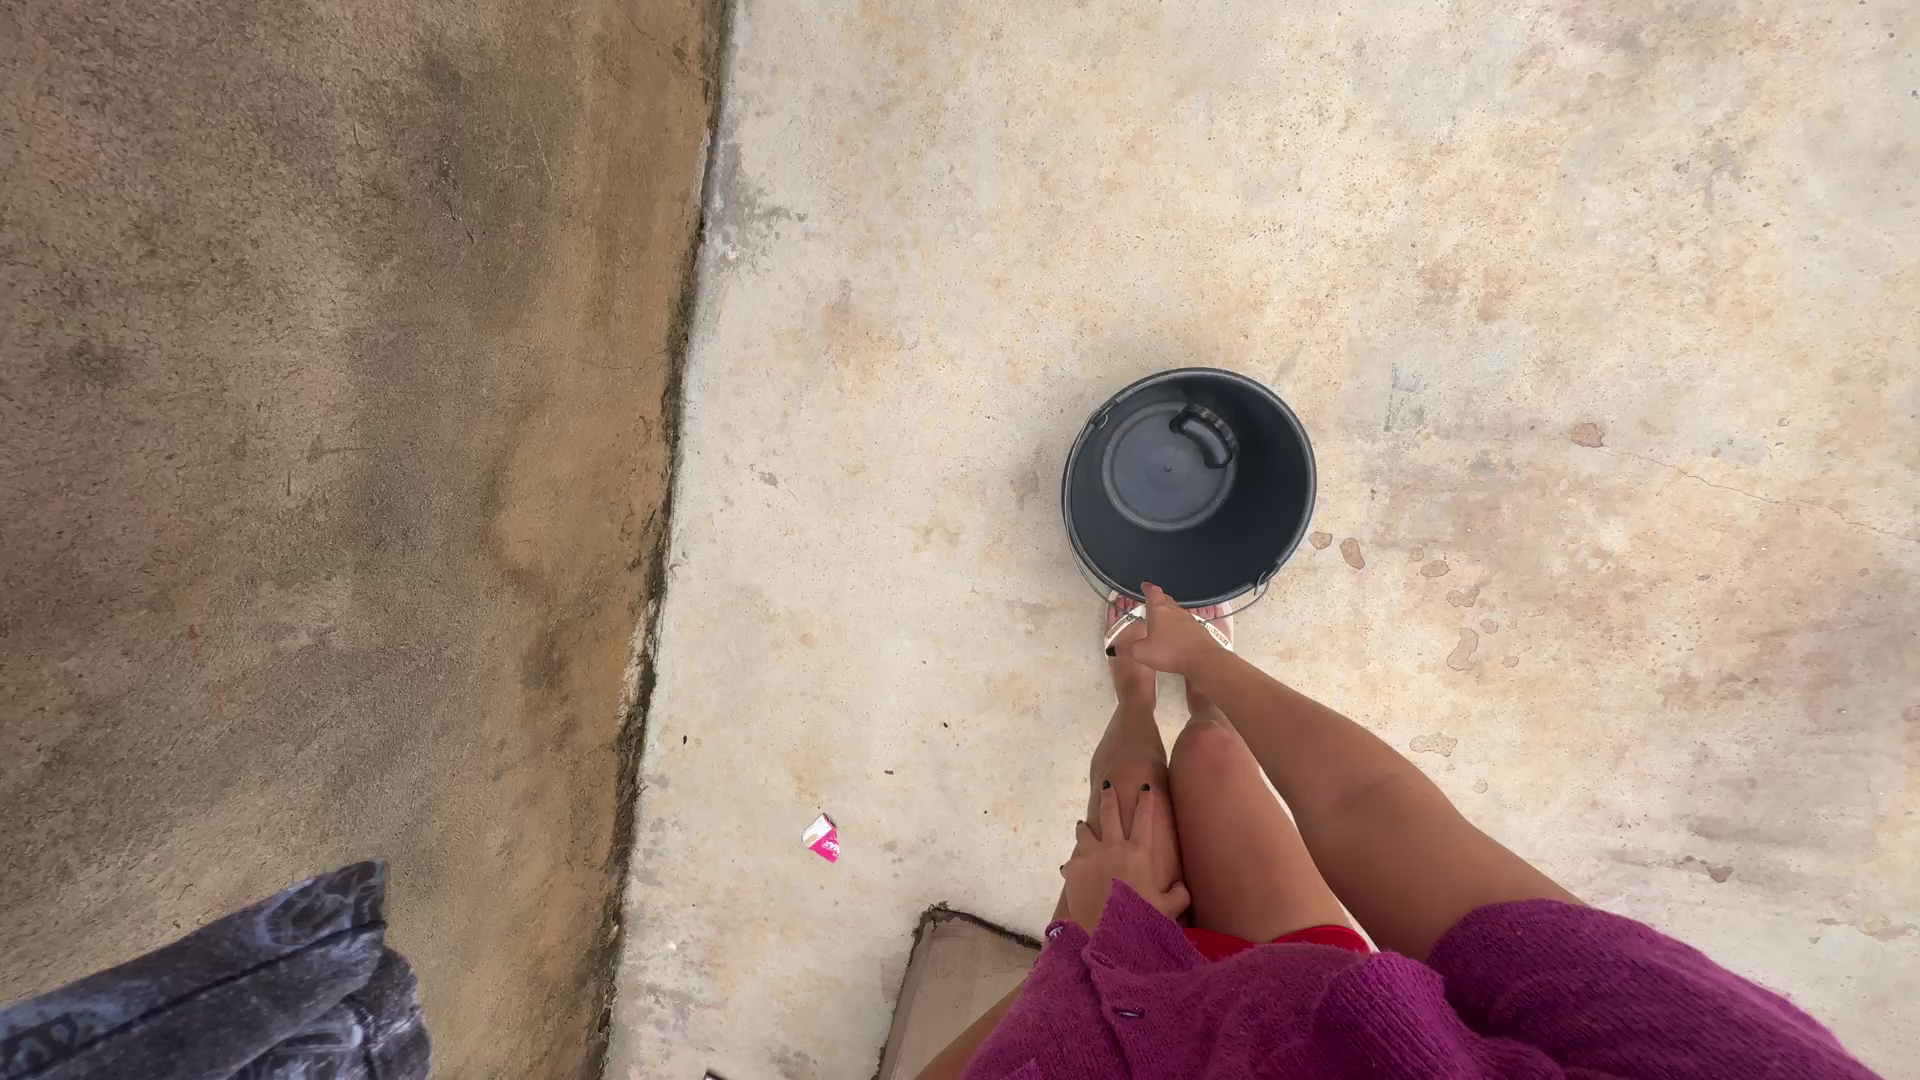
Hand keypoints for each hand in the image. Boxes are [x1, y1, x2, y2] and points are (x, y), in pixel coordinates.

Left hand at [1061, 783, 1190, 928]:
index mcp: (1138, 853)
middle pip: (1110, 814)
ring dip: (1085, 826)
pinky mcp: (1073, 869)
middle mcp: (1113, 847)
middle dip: (1109, 797)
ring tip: (1083, 824)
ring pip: (1085, 831)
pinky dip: (1074, 863)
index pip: (1144, 819)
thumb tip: (1181, 886)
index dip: (1146, 801)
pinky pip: (1073, 861)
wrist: (1108, 935)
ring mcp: (1090, 856)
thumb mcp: (1168, 910)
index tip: (1145, 787)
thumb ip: (1178, 895)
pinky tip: (1072, 867)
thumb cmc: (1141, 921)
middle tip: (1107, 786)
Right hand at [1116, 582, 1224, 675]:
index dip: (1148, 588)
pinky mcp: (1199, 631)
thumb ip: (1129, 649)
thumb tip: (1117, 649)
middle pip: (1166, 599)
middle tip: (1153, 600)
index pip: (1153, 592)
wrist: (1202, 659)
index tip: (1145, 585)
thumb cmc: (1170, 651)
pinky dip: (1180, 627)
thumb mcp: (1141, 652)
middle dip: (1159, 599)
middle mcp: (1175, 612)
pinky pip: (1187, 625)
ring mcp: (1189, 620)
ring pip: (1177, 612)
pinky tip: (1178, 637)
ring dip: (1170, 614)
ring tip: (1163, 620)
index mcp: (1159, 611)